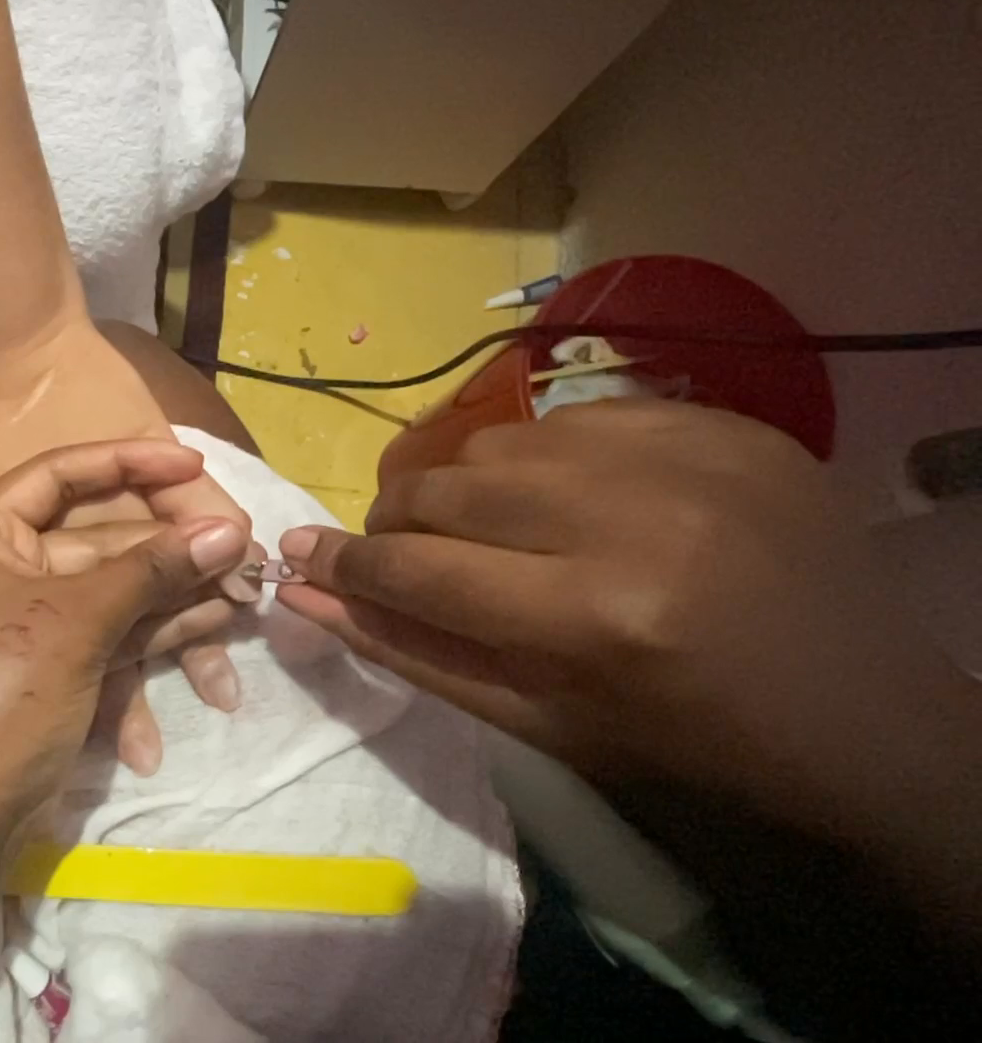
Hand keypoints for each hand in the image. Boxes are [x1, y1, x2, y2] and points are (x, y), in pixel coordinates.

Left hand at [0, 319, 258, 773]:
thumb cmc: (3, 697)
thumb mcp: (77, 624)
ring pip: (116, 591)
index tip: (191, 464)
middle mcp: (8, 569)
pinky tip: (213, 637)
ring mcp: (35, 621)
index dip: (126, 461)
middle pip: (101, 540)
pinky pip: (112, 634)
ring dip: (177, 595)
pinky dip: (156, 636)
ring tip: (245, 594)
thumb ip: (152, 571)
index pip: (59, 473)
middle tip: (245, 552)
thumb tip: (230, 529)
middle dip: (172, 550)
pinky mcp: (57, 665)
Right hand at [274, 400, 975, 832]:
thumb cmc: (678, 746)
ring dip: (462, 490)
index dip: (344, 564)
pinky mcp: (726, 425)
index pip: (416, 571)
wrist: (865, 726)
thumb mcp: (528, 721)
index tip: (299, 555)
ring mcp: (691, 458)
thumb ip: (404, 649)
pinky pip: (571, 419)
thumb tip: (302, 591)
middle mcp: (637, 521)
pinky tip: (567, 501)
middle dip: (396, 523)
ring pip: (493, 443)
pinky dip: (540, 460)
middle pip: (444, 490)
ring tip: (485, 529)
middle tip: (401, 551)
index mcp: (594, 621)